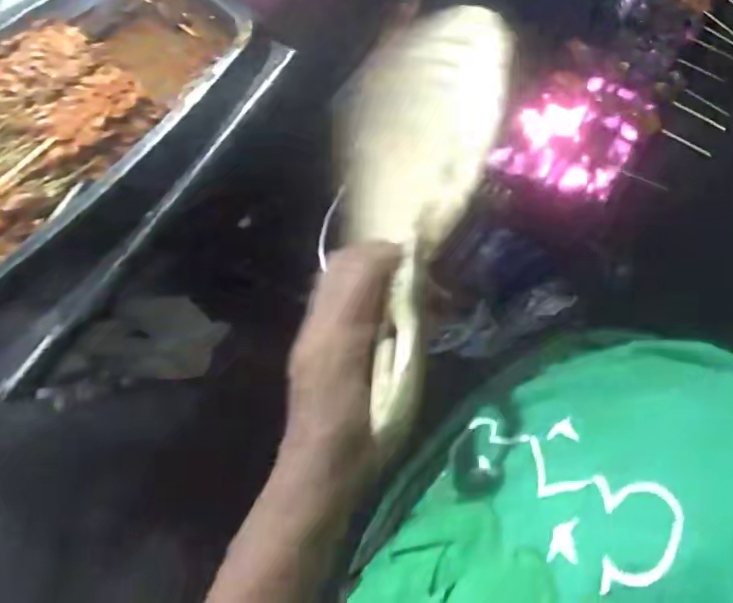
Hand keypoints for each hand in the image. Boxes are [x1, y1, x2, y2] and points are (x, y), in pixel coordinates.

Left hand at [281, 241, 403, 498]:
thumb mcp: (401, 388)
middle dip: (382, 255)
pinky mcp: (307, 340)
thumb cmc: (367, 440)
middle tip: (414, 272)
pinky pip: (330, 292)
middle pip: (345, 260)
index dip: (397, 256)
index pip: (365, 266)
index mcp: (342, 334)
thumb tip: (422, 294)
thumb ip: (408, 333)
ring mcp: (308, 331)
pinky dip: (356, 285)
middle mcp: (319, 324)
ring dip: (368, 268)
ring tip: (399, 287)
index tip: (425, 264)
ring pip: (334, 272)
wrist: (315, 478)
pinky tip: (378, 309)